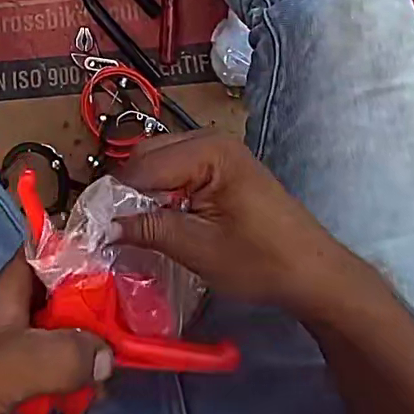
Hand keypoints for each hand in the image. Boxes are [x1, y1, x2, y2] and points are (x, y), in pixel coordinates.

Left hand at [0, 256, 111, 413]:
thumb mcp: (14, 363)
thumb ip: (64, 354)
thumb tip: (110, 354)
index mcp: (12, 287)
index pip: (50, 251)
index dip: (83, 256)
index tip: (119, 275)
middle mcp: (18, 308)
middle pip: (69, 301)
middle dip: (95, 330)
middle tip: (112, 363)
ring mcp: (18, 342)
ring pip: (67, 341)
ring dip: (85, 371)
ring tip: (89, 403)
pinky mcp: (18, 375)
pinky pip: (57, 374)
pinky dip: (70, 395)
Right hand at [111, 130, 374, 319]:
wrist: (318, 276)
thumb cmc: (264, 262)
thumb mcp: (200, 249)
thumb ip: (149, 229)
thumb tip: (103, 225)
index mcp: (207, 150)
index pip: (142, 166)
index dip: (115, 196)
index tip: (94, 223)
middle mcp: (208, 138)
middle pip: (145, 156)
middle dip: (127, 190)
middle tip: (113, 225)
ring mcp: (213, 148)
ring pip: (155, 159)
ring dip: (142, 189)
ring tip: (135, 222)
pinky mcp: (217, 162)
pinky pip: (172, 166)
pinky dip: (159, 188)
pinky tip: (159, 214)